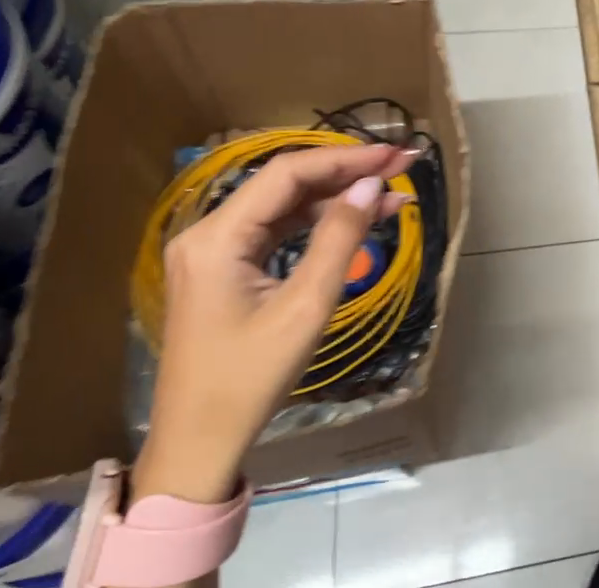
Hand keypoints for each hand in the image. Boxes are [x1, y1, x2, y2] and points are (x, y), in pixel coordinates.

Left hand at [133, 144, 417, 504]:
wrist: (198, 443)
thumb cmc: (250, 379)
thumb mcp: (305, 307)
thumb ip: (339, 239)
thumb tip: (371, 186)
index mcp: (216, 237)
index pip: (287, 174)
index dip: (345, 158)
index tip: (395, 155)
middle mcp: (206, 232)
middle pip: (284, 183)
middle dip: (345, 172)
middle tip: (401, 165)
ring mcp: (211, 251)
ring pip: (282, 205)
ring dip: (335, 197)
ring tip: (390, 195)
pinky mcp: (221, 269)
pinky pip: (274, 231)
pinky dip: (315, 223)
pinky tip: (355, 220)